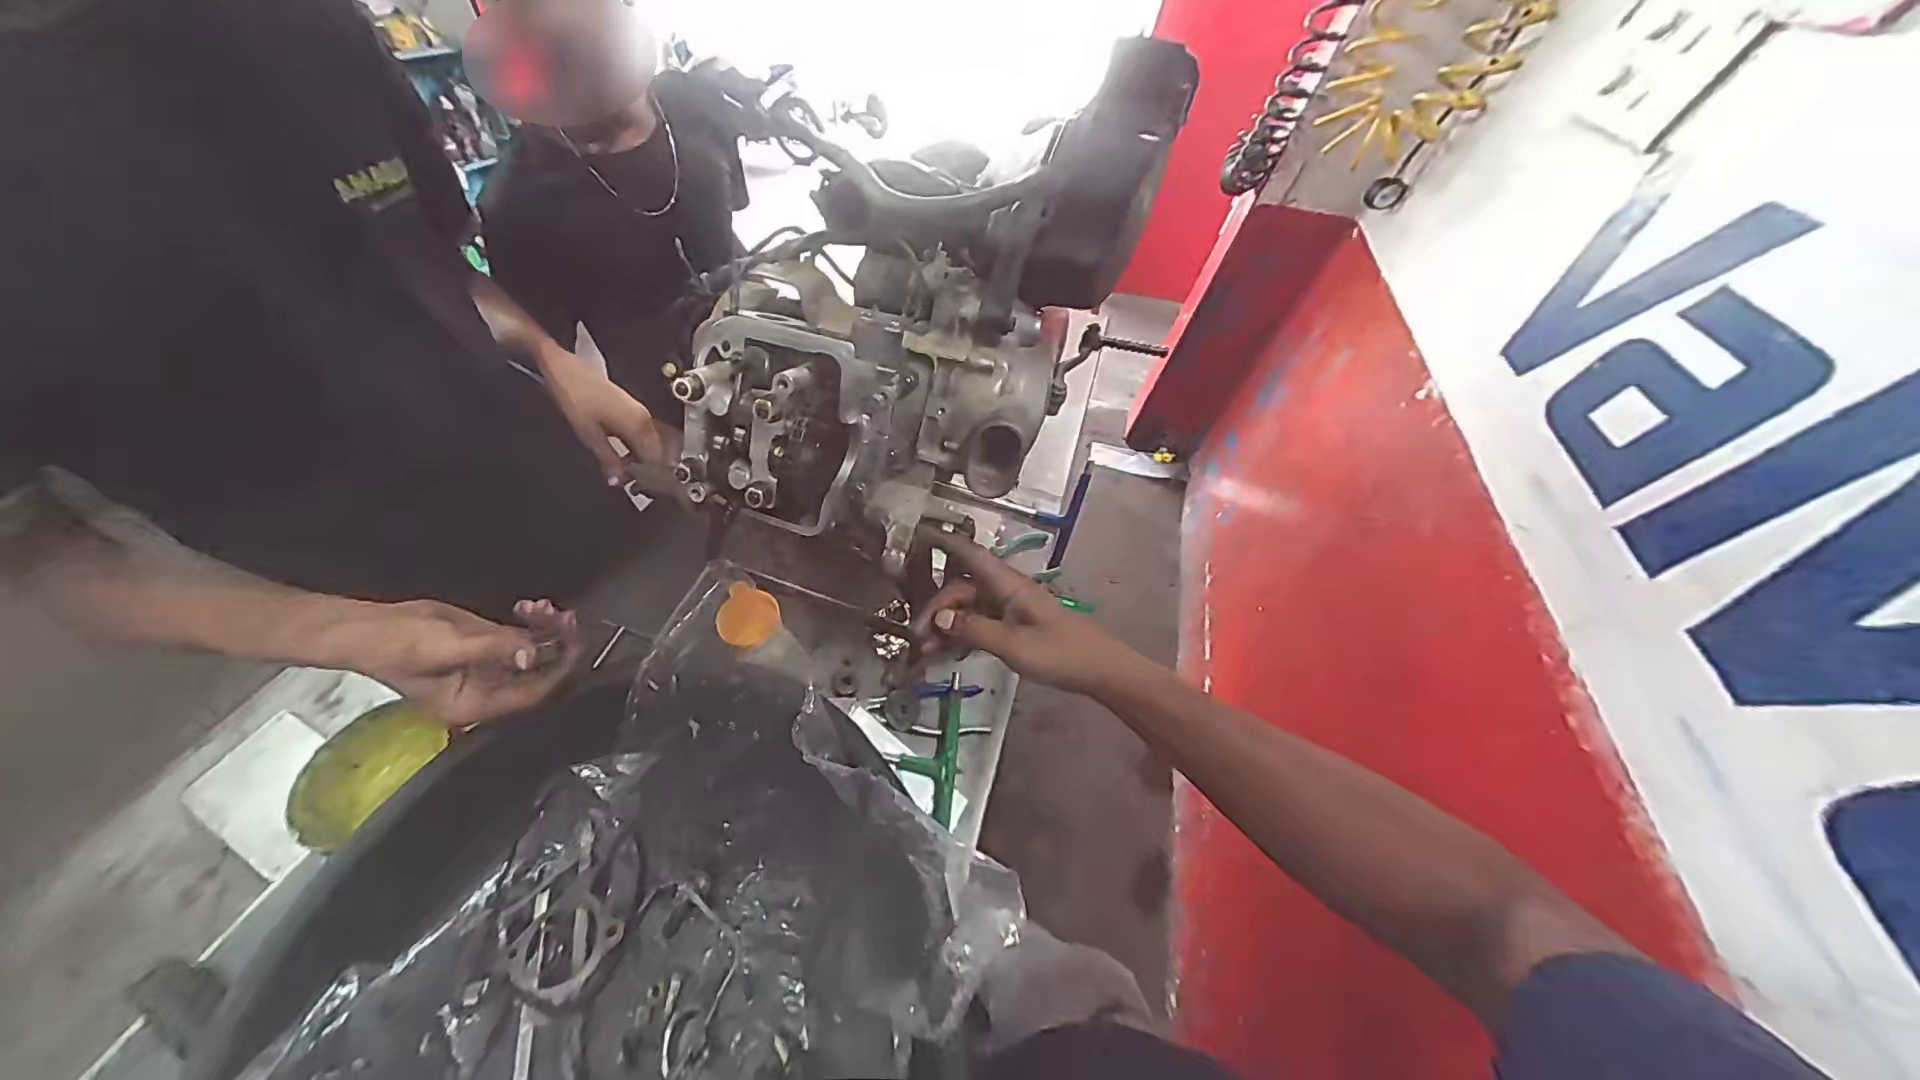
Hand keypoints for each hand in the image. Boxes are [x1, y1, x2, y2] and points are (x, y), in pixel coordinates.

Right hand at [325, 598, 582, 728]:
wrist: (366, 626)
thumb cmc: (396, 645)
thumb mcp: (447, 648)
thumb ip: (494, 649)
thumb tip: (532, 654)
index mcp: (478, 704)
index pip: (533, 692)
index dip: (558, 668)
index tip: (572, 642)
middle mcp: (491, 690)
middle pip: (541, 671)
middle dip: (556, 642)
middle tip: (563, 616)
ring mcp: (493, 667)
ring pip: (536, 650)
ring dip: (546, 627)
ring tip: (542, 607)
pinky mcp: (491, 646)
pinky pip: (524, 637)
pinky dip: (534, 621)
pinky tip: (532, 606)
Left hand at [542, 348, 666, 484]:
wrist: (565, 366)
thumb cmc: (575, 395)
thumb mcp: (588, 433)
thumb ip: (608, 458)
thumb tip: (619, 480)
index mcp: (639, 426)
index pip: (656, 459)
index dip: (650, 475)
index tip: (640, 485)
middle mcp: (645, 418)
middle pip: (657, 451)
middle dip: (648, 467)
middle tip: (633, 479)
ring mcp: (640, 411)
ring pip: (651, 442)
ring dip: (642, 456)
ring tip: (627, 468)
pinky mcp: (632, 407)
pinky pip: (643, 433)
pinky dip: (637, 445)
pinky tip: (623, 450)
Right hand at [915, 529, 1137, 694]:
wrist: (1101, 670)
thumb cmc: (1061, 653)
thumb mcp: (1013, 645)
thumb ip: (974, 630)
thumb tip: (940, 619)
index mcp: (1008, 585)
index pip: (971, 556)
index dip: (946, 545)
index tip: (920, 540)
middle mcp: (1007, 592)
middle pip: (963, 589)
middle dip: (938, 608)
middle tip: (918, 636)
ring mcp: (1012, 610)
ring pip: (970, 610)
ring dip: (948, 626)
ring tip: (926, 650)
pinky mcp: (1016, 628)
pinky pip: (982, 625)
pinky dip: (964, 636)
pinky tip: (948, 653)